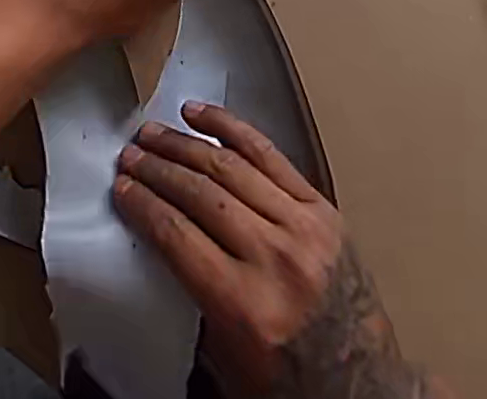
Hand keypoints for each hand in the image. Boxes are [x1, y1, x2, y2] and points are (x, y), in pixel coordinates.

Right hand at [114, 103, 449, 398]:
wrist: (365, 388)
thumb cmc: (291, 377)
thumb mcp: (223, 351)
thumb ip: (188, 286)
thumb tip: (151, 226)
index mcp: (246, 305)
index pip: (175, 234)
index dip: (141, 204)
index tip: (121, 187)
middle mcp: (275, 260)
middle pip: (198, 193)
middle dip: (155, 169)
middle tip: (130, 155)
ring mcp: (303, 228)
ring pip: (227, 166)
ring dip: (182, 144)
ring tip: (153, 133)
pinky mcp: (321, 209)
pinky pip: (267, 154)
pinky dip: (230, 128)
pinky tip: (201, 115)